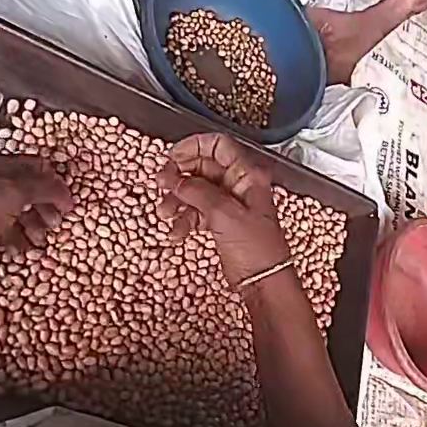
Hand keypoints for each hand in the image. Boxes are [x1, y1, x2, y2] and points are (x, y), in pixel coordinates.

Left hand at [0, 155, 72, 269]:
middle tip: (59, 222)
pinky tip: (25, 248)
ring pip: (19, 212)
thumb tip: (65, 192)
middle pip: (29, 191)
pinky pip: (6, 231)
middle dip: (48, 206)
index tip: (69, 202)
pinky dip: (20, 239)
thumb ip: (44, 188)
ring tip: (43, 238)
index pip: (37, 167)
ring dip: (36, 224)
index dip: (56, 184)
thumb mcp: (14, 192)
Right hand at [156, 133, 291, 286]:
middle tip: (162, 185)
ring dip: (177, 200)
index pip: (218, 146)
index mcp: (247, 175)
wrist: (264, 281)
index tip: (171, 157)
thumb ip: (198, 192)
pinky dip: (185, 219)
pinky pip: (197, 212)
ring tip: (165, 213)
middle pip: (202, 168)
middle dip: (179, 176)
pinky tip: (177, 231)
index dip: (192, 147)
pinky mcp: (222, 223)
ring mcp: (230, 205)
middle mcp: (239, 186)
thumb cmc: (258, 249)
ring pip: (196, 191)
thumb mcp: (225, 214)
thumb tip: (175, 179)